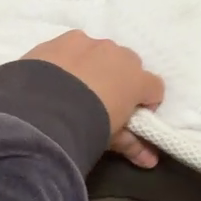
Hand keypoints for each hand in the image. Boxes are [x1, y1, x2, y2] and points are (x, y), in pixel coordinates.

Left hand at [22, 30, 164, 167]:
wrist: (45, 110)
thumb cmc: (88, 126)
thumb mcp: (111, 138)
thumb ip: (133, 145)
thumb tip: (151, 161)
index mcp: (137, 79)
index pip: (155, 88)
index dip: (145, 102)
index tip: (130, 116)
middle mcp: (118, 55)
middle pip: (128, 65)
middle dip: (120, 80)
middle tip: (101, 102)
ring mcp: (90, 43)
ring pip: (100, 52)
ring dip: (94, 66)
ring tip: (72, 88)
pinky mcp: (63, 39)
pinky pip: (73, 46)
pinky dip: (69, 58)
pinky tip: (53, 75)